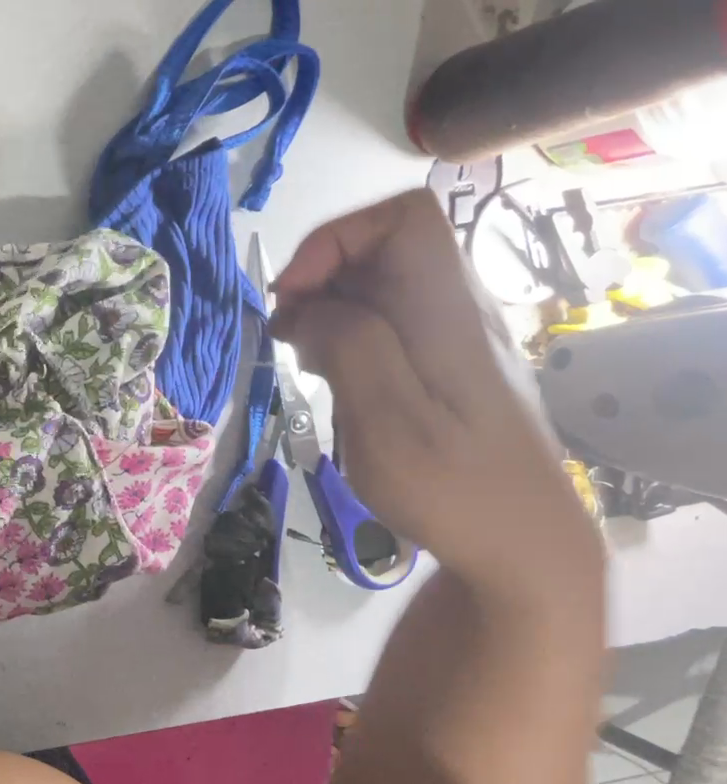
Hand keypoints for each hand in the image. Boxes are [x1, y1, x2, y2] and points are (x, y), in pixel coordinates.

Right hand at [270, 190, 600, 598]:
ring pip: (380, 286)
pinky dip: (344, 336)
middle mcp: (457, 312)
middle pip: (385, 248)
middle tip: (287, 340)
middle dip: (320, 280)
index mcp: (447, 315)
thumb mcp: (386, 421)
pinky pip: (387, 322)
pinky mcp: (443, 366)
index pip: (401, 220)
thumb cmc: (448, 487)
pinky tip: (331, 378)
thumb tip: (309, 304)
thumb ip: (349, 347)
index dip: (334, 241)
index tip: (291, 299)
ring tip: (304, 363)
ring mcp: (453, 338)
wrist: (517, 543)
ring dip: (327, 311)